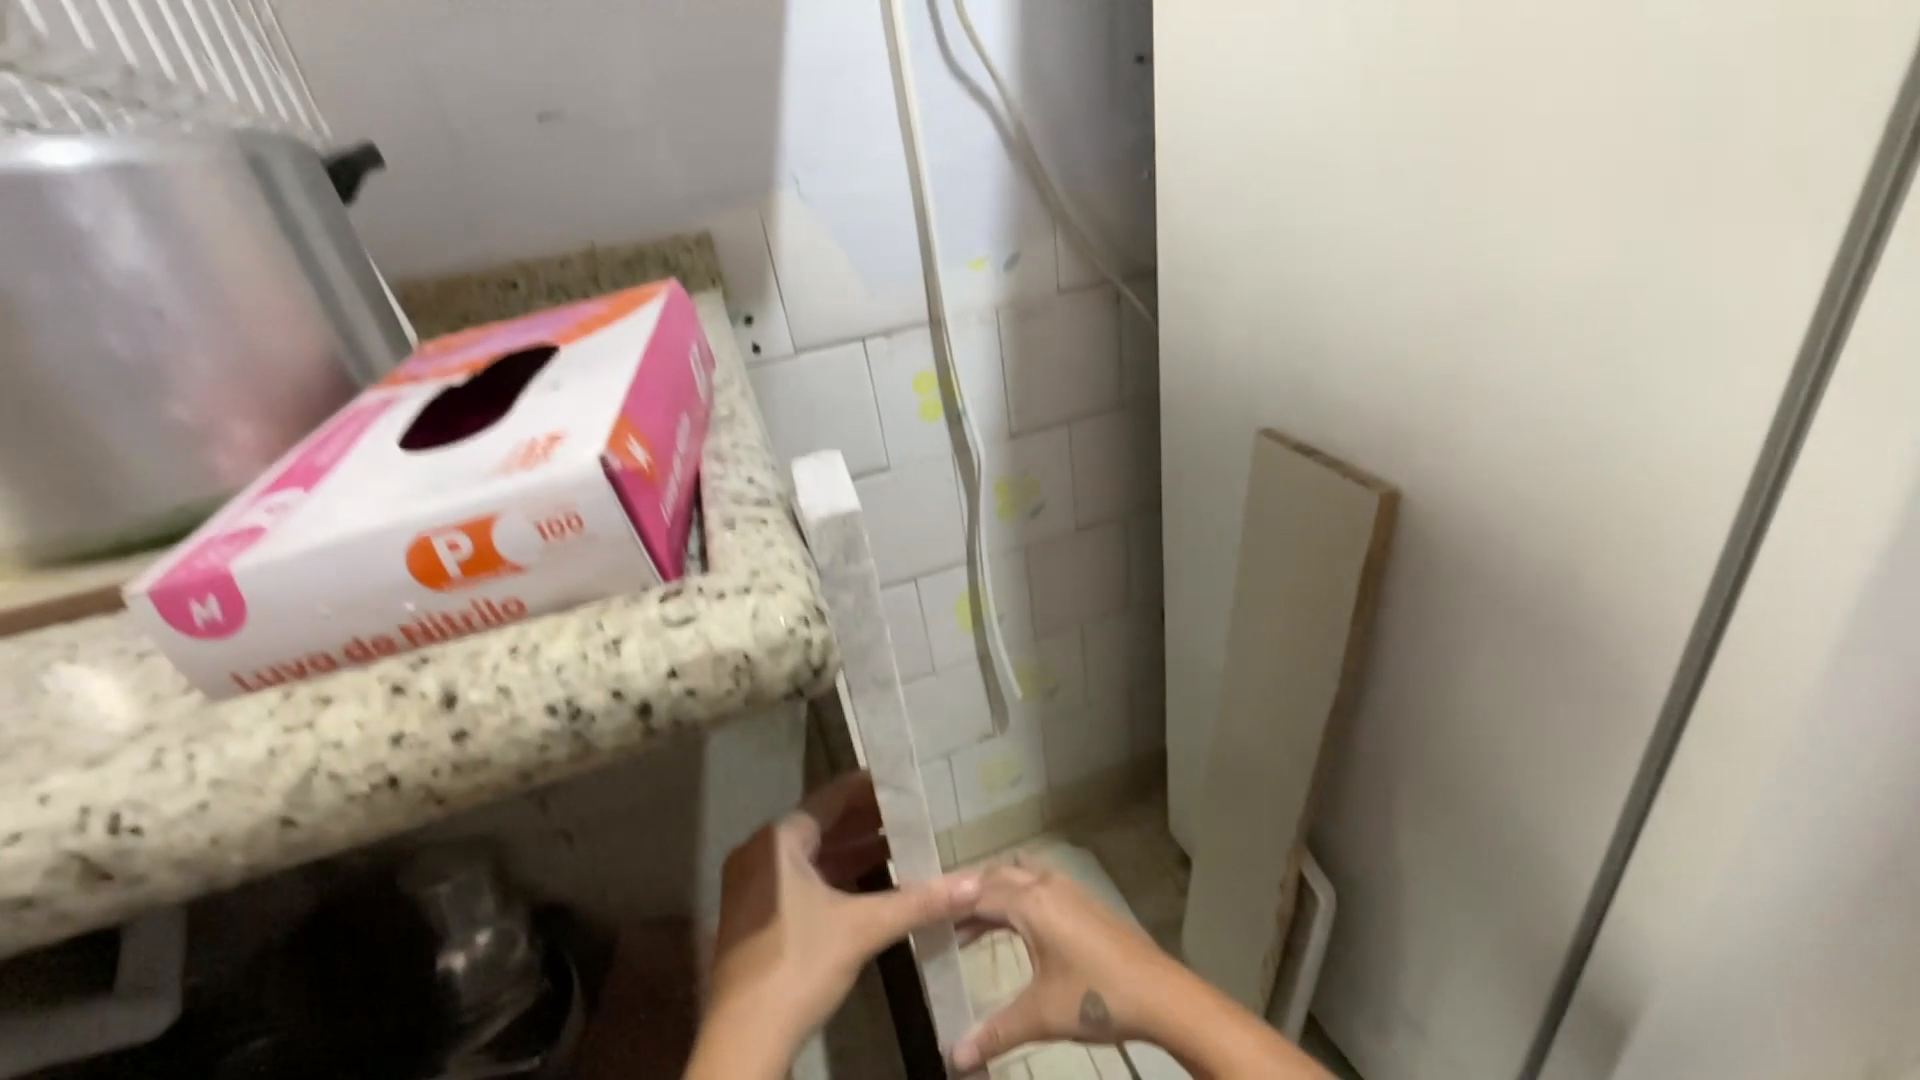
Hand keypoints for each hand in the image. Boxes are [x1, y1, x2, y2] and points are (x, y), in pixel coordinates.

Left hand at [701, 771, 981, 1055]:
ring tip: (901, 844)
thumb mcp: (863, 928)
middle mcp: (761, 853)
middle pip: (821, 826)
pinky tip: (871, 885)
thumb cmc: (798, 963)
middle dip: (866, 822)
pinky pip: (801, 880)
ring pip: (812, 857)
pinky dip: (835, 878)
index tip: (903, 782)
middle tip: (911, 813)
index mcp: (779, 840)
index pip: (830, 798)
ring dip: (853, 852)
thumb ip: (918, 902)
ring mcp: (754, 886)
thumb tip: (974, 883)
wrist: (743, 1038)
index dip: (868, 789)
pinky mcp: (756, 916)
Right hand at [951, 855, 1187, 1070]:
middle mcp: (1047, 885)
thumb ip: (994, 1033)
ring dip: (995, 894)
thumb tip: (953, 1058)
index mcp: (1031, 902)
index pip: (976, 893)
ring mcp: (1070, 890)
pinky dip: (1018, 899)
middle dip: (968, 895)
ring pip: (1020, 876)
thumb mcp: (1040, 1015)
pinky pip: (1039, 886)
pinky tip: (1015, 931)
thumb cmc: (1097, 997)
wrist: (1162, 995)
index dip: (946, 902)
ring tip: (971, 926)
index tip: (920, 912)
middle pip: (996, 876)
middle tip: (939, 920)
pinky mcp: (1085, 903)